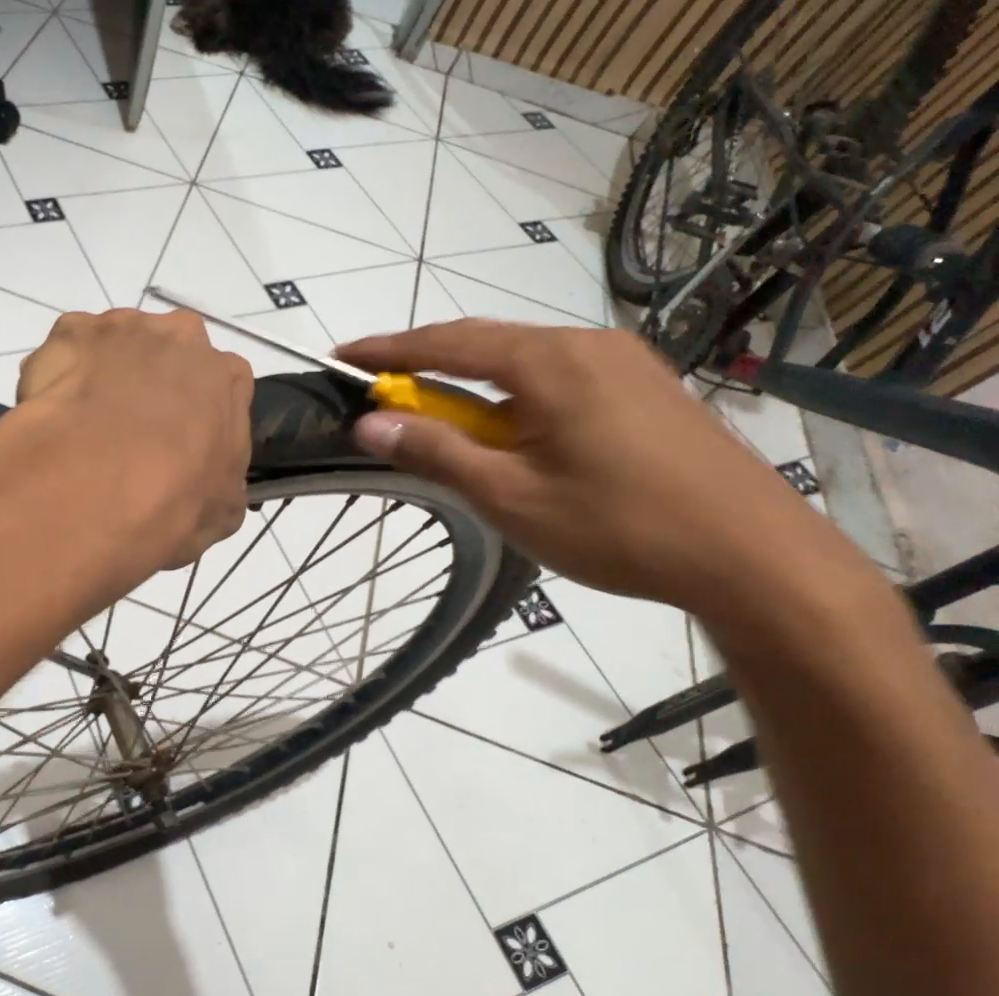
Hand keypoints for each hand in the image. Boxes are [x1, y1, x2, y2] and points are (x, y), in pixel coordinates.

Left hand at [18, 309, 253, 569]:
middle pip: (164, 356)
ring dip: (99, 379)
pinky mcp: (69, 330)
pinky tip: (49, 416)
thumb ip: (220, 485)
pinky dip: (54, 378)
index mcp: (226, 378)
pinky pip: (62, 351)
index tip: (171, 445)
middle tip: (120, 435)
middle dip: (145, 386)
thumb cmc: (173, 500)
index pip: (217, 388)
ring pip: (111, 348)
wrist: (96, 481)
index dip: (191, 416)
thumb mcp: (221, 512)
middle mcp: (181, 337)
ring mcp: (123, 327)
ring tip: (78, 431)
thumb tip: (211, 489)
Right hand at [336, 320, 841, 611]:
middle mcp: (587, 346)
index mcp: (550, 363)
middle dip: (424, 364)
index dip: (386, 351)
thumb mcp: (510, 496)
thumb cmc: (620, 527)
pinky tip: (507, 433)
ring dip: (470, 384)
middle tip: (376, 390)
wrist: (754, 556)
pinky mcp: (644, 389)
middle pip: (485, 342)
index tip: (338, 357)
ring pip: (522, 361)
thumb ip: (436, 452)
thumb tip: (368, 423)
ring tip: (436, 421)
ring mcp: (623, 364)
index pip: (446, 343)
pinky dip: (512, 396)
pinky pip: (556, 377)